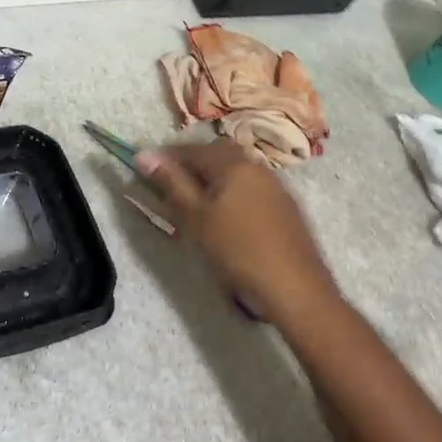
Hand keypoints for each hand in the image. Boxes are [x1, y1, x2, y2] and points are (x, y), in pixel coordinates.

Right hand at [134, 140, 340, 324]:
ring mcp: (276, 187)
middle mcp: (257, 166)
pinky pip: (252, 188)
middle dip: (191, 163)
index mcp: (233, 163)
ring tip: (198, 203)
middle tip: (172, 185)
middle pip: (216, 154)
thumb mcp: (195, 217)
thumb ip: (170, 182)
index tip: (144, 169)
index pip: (190, 149)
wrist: (298, 292)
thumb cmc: (238, 251)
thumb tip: (145, 155)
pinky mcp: (288, 209)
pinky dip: (233, 192)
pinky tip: (229, 218)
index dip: (165, 157)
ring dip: (214, 178)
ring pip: (236, 171)